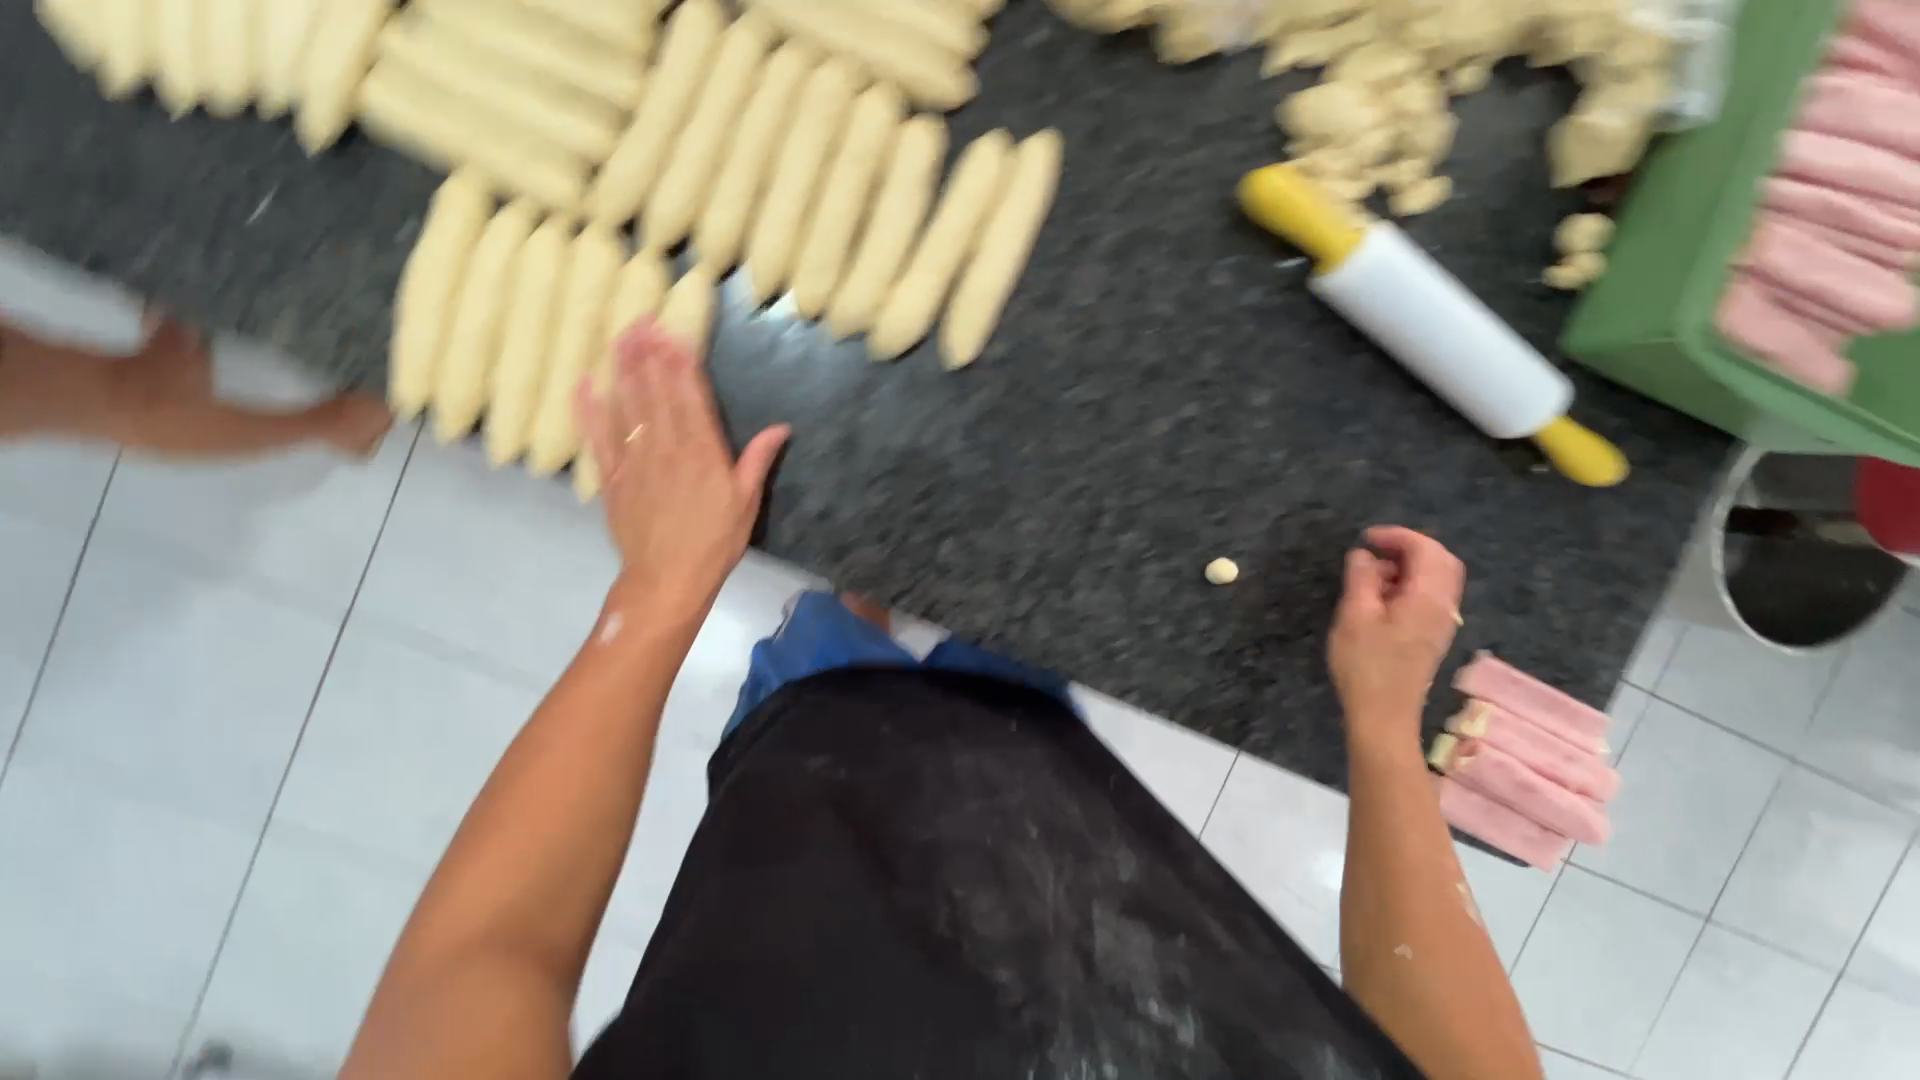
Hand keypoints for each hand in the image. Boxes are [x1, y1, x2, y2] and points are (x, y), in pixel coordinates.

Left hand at [577, 320, 789, 626]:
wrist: (668, 579)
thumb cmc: (715, 542)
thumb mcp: (746, 502)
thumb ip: (757, 460)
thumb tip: (780, 427)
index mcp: (703, 452)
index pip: (690, 396)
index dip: (680, 362)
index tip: (673, 333)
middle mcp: (667, 448)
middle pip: (655, 392)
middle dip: (649, 354)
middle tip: (641, 321)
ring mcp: (635, 460)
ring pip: (627, 405)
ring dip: (623, 369)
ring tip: (620, 337)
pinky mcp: (612, 477)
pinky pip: (598, 436)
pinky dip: (589, 409)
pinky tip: (584, 383)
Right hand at [1327, 526, 1464, 749]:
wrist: (1382, 715)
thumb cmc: (1365, 665)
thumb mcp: (1354, 616)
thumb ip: (1362, 578)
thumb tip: (1365, 555)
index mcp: (1428, 598)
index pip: (1427, 550)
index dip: (1398, 536)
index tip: (1365, 538)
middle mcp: (1444, 607)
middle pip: (1441, 561)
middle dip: (1409, 547)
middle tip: (1373, 550)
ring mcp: (1441, 623)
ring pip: (1437, 579)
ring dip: (1408, 567)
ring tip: (1372, 575)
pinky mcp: (1432, 636)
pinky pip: (1430, 596)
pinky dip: (1409, 585)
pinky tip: (1382, 597)